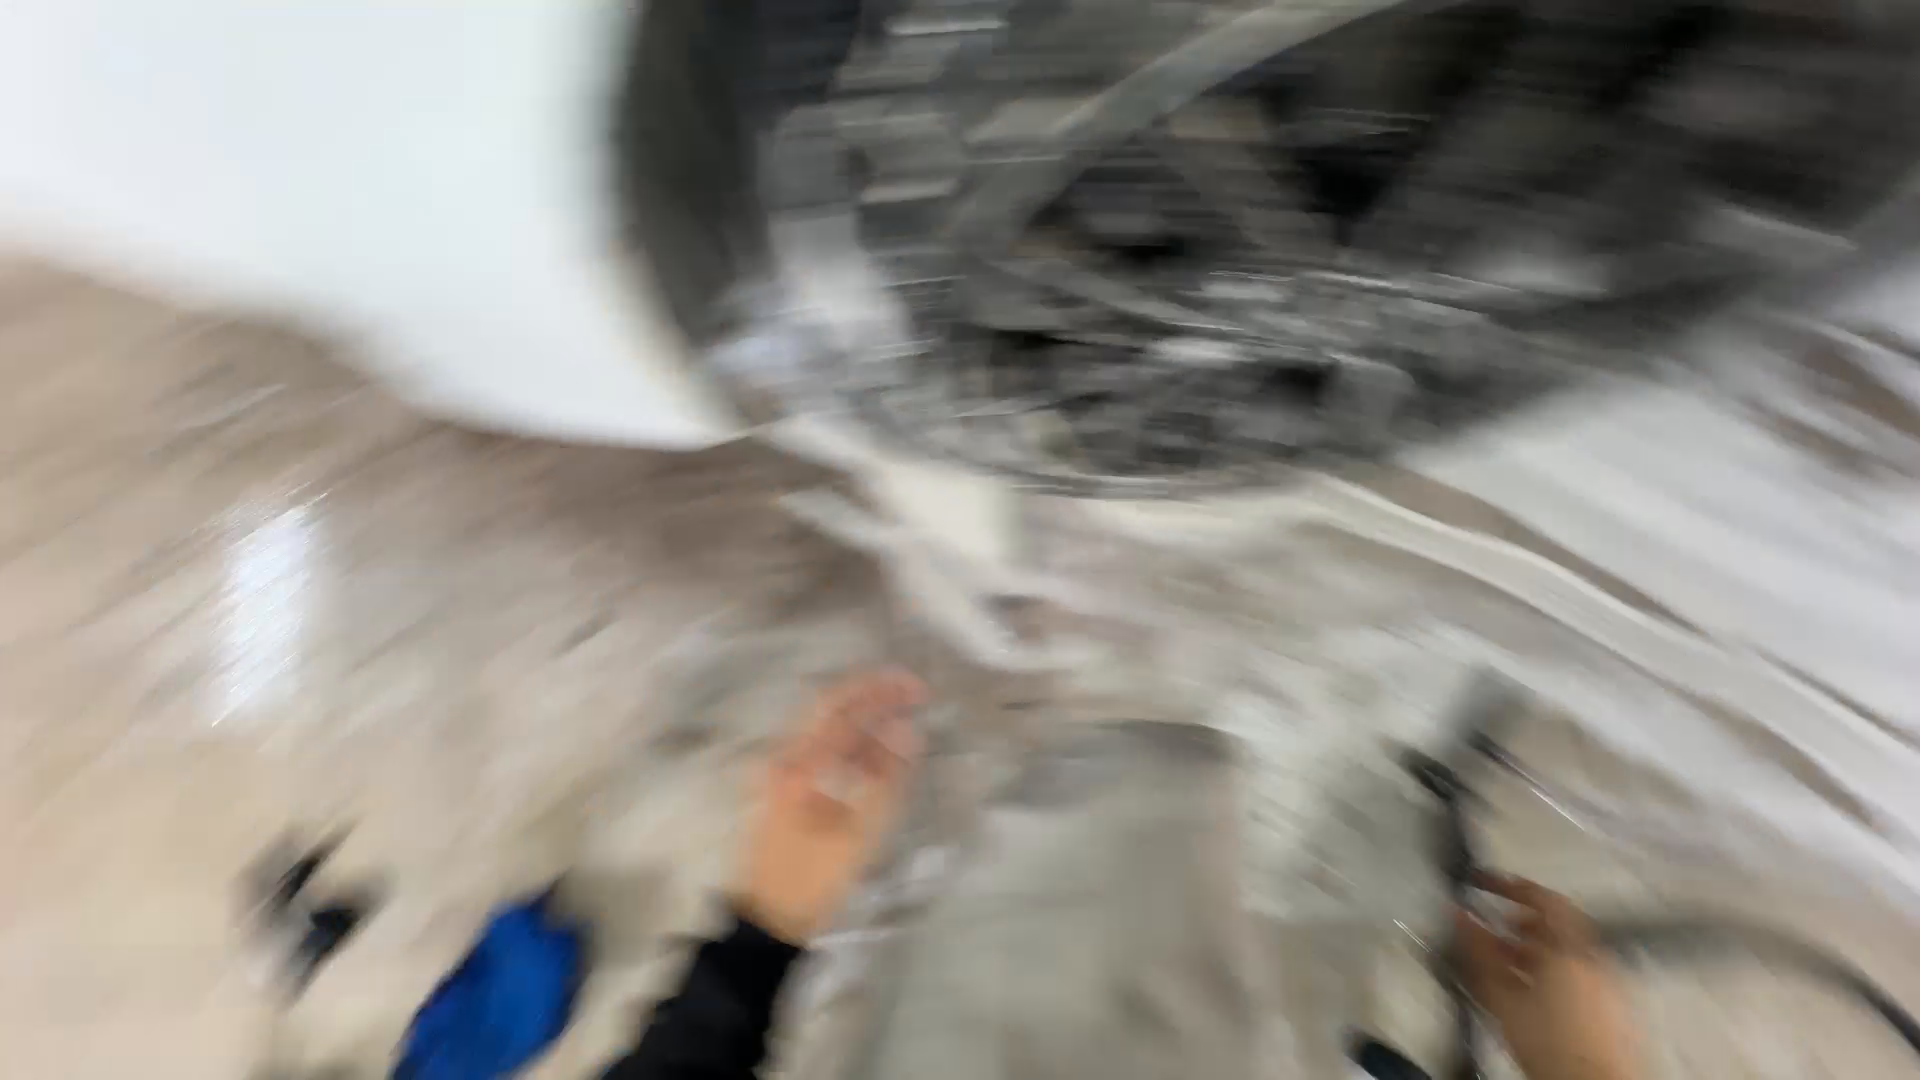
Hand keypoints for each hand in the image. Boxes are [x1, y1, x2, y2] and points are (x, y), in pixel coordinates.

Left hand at [731, 670, 926, 944]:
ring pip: (826, 730)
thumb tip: (909, 733)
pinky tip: (876, 757)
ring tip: (902, 721)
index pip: (842, 707)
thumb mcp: (857, 835)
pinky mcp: (785, 790)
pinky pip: (822, 753)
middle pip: (831, 709)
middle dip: (872, 696)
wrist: (764, 925)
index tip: (915, 687)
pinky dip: (851, 747)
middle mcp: (784, 758)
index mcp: (797, 764)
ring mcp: (780, 773)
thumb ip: (886, 779)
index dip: (880, 690)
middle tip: (911, 694)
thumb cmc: (810, 880)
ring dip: (864, 720)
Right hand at [1456, 874, 1641, 1079]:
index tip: (1484, 883)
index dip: (1512, 885)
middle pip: (1557, 927)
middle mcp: (1598, 962)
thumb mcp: (1501, 993)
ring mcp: (1613, 988)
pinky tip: (1530, 993)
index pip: (1546, 899)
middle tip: (1491, 930)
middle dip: (1519, 923)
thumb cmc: (1549, 1041)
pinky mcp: (1617, 1012)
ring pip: (1568, 953)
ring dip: (1533, 950)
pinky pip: (1581, 976)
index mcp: (1573, 950)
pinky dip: (1552, 971)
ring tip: (1503, 966)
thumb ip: (1478, 948)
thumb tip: (1457, 911)